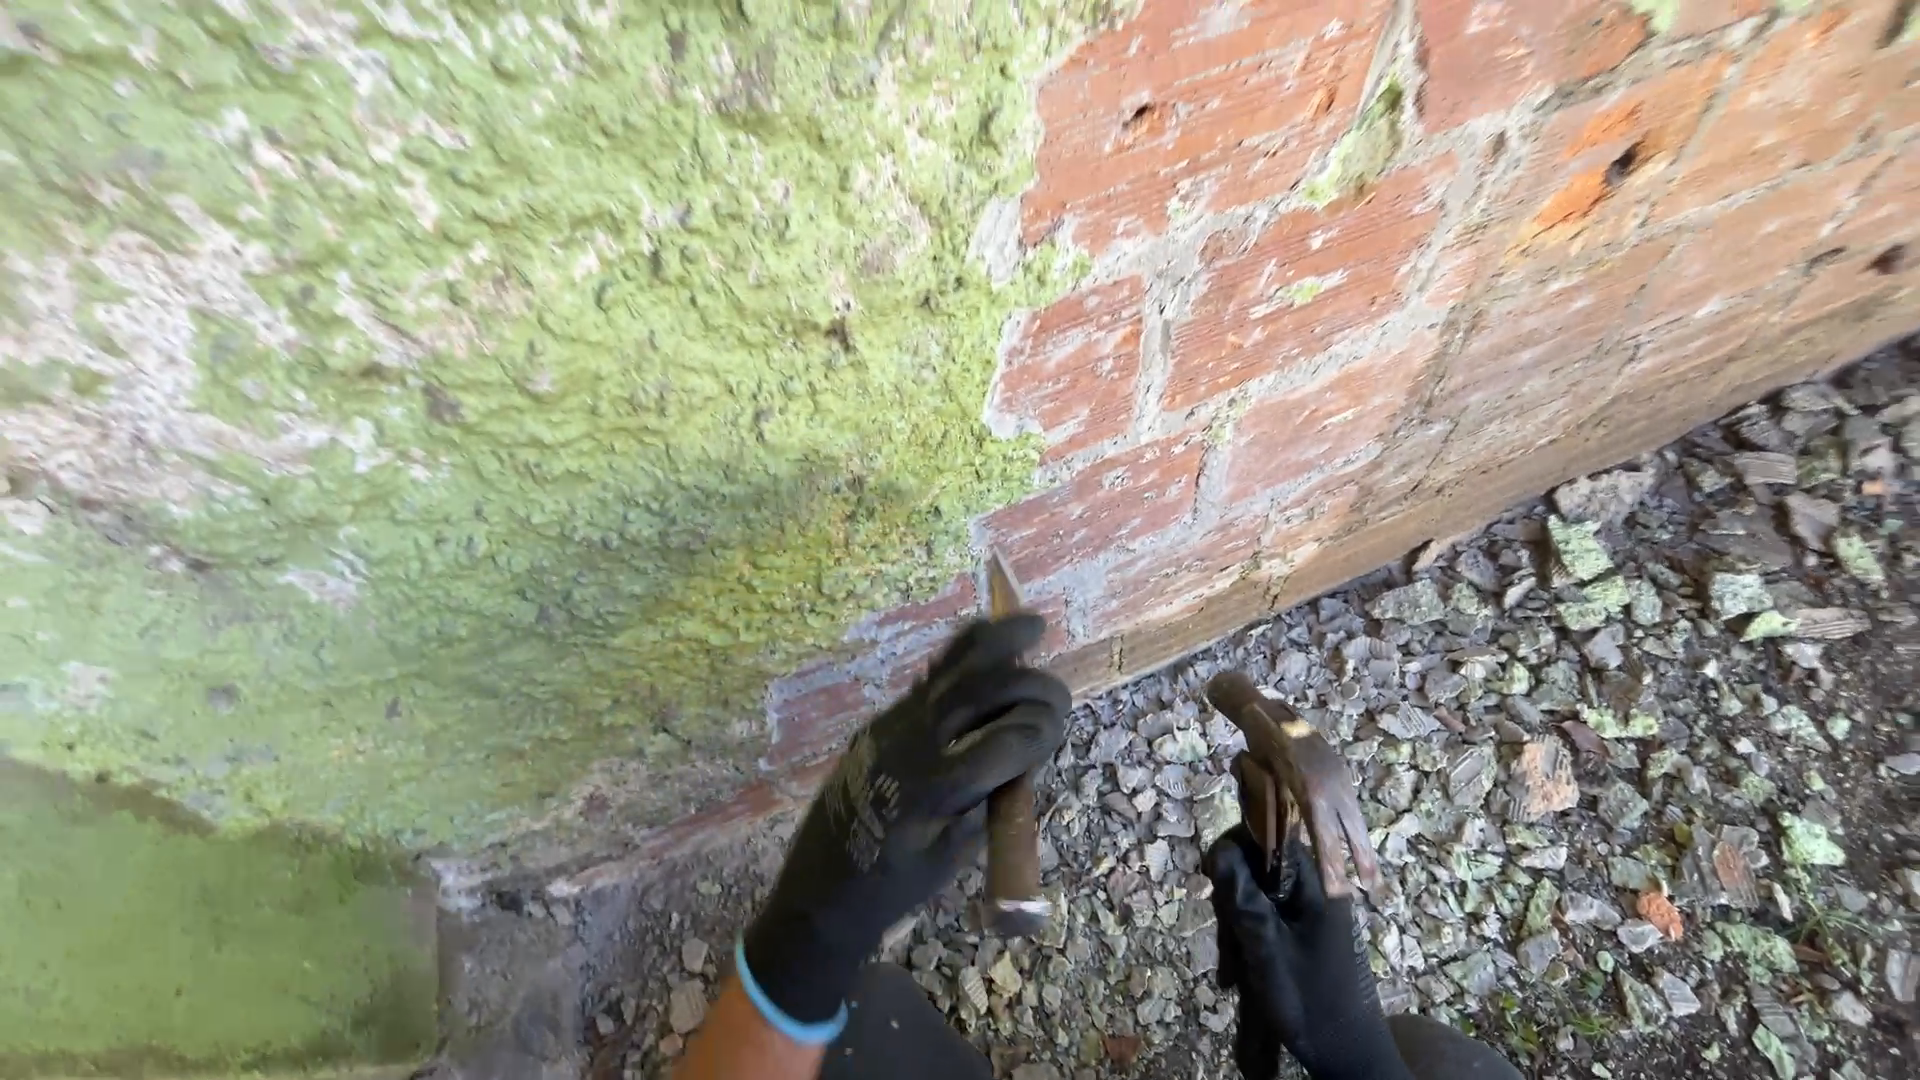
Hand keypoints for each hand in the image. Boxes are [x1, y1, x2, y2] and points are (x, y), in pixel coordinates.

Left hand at [742, 615, 1069, 1024]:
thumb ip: (992, 799)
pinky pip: (929, 679)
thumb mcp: (955, 856)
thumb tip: (1026, 751)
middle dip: (1029, 684)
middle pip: (981, 691)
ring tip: (1030, 626)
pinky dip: (963, 657)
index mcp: (935, 789)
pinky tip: (987, 644)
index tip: (1058, 726)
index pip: (1006, 740)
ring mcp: (891, 725)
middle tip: (1058, 691)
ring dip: (995, 645)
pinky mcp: (881, 720)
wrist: (818, 889)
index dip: (1042, 729)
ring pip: (950, 670)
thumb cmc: (894, 887)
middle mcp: (912, 743)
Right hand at [1206, 827, 1410, 1079]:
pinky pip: (1271, 917)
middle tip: (1223, 928)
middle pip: (1265, 867)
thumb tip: (1218, 849)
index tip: (1213, 874)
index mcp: (1319, 887)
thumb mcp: (1266, 946)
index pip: (1275, 838)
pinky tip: (1240, 969)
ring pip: (1264, 895)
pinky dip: (1252, 936)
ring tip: (1231, 965)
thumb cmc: (1309, 999)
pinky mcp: (1309, 935)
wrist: (1349, 1059)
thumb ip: (1243, 895)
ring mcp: (1315, 915)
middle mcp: (1320, 893)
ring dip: (1240, 921)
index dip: (1240, 846)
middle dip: (1235, 892)